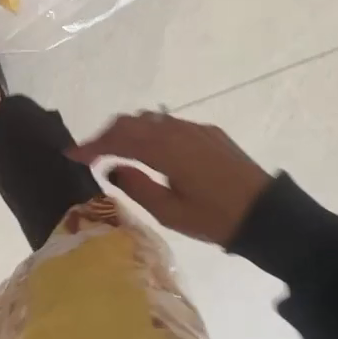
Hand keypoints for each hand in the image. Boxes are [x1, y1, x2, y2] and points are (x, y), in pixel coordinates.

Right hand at [66, 112, 273, 245]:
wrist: (266, 213)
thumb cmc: (215, 219)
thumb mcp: (170, 212)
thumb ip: (137, 186)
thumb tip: (113, 169)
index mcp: (165, 150)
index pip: (119, 139)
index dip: (92, 145)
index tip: (71, 154)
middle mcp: (178, 131)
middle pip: (132, 121)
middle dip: (107, 134)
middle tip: (90, 153)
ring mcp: (195, 129)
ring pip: (151, 119)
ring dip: (129, 131)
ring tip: (115, 151)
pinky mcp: (209, 133)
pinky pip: (170, 124)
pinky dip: (151, 132)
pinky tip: (149, 150)